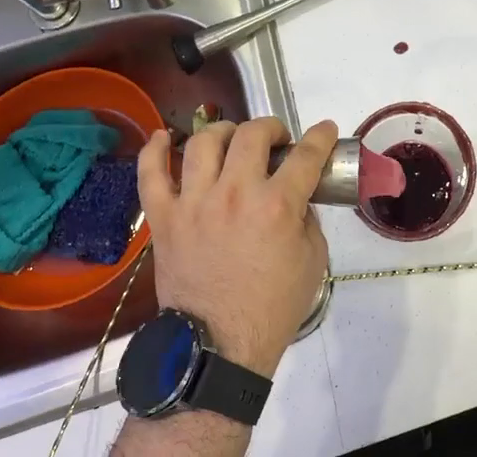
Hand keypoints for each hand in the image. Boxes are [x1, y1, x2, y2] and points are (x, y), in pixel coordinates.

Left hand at [136, 117, 337, 376]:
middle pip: (251, 134)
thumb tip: (296, 195)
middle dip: (272, 128)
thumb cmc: (272, 308)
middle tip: (277, 142)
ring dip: (223, 132)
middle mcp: (234, 193)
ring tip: (231, 141)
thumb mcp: (312, 260)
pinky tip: (162, 137)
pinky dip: (153, 150)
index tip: (326, 130)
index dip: (321, 136)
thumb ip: (306, 218)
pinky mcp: (163, 219)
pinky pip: (150, 174)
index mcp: (277, 205)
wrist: (219, 348)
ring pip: (203, 142)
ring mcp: (193, 203)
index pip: (306, 155)